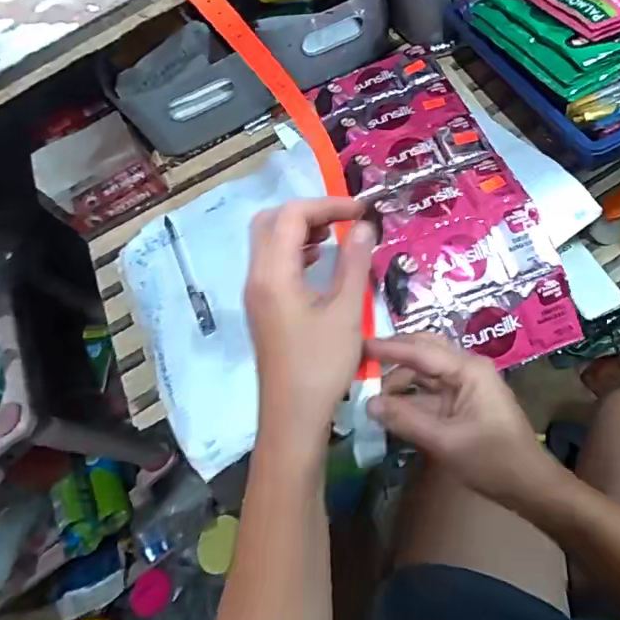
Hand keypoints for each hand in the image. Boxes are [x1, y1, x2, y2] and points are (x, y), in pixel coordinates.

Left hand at [244, 197, 376, 464]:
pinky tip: (318, 262)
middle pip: (270, 220)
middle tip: (343, 218)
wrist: (292, 416)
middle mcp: (257, 277)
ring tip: (334, 235)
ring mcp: (255, 293)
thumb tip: (363, 225)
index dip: (328, 203)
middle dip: (308, 210)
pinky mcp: (262, 307)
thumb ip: (354, 263)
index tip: (362, 211)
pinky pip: (271, 262)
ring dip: (299, 228)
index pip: (292, 215)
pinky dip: (293, 250)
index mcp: (274, 274)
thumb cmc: (321, 365)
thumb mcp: (346, 312)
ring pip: (267, 240)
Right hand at [364, 334, 558, 504]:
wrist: (529, 485)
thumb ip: (405, 420)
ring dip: (399, 381)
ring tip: (370, 394)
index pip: (421, 350)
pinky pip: (430, 392)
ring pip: (424, 373)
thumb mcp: (445, 442)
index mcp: (469, 369)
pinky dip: (410, 398)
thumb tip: (369, 403)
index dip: (389, 348)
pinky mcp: (462, 403)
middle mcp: (467, 369)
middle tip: (361, 364)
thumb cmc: (493, 460)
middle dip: (394, 357)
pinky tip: (389, 409)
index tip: (359, 345)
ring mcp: (465, 386)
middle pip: (424, 352)